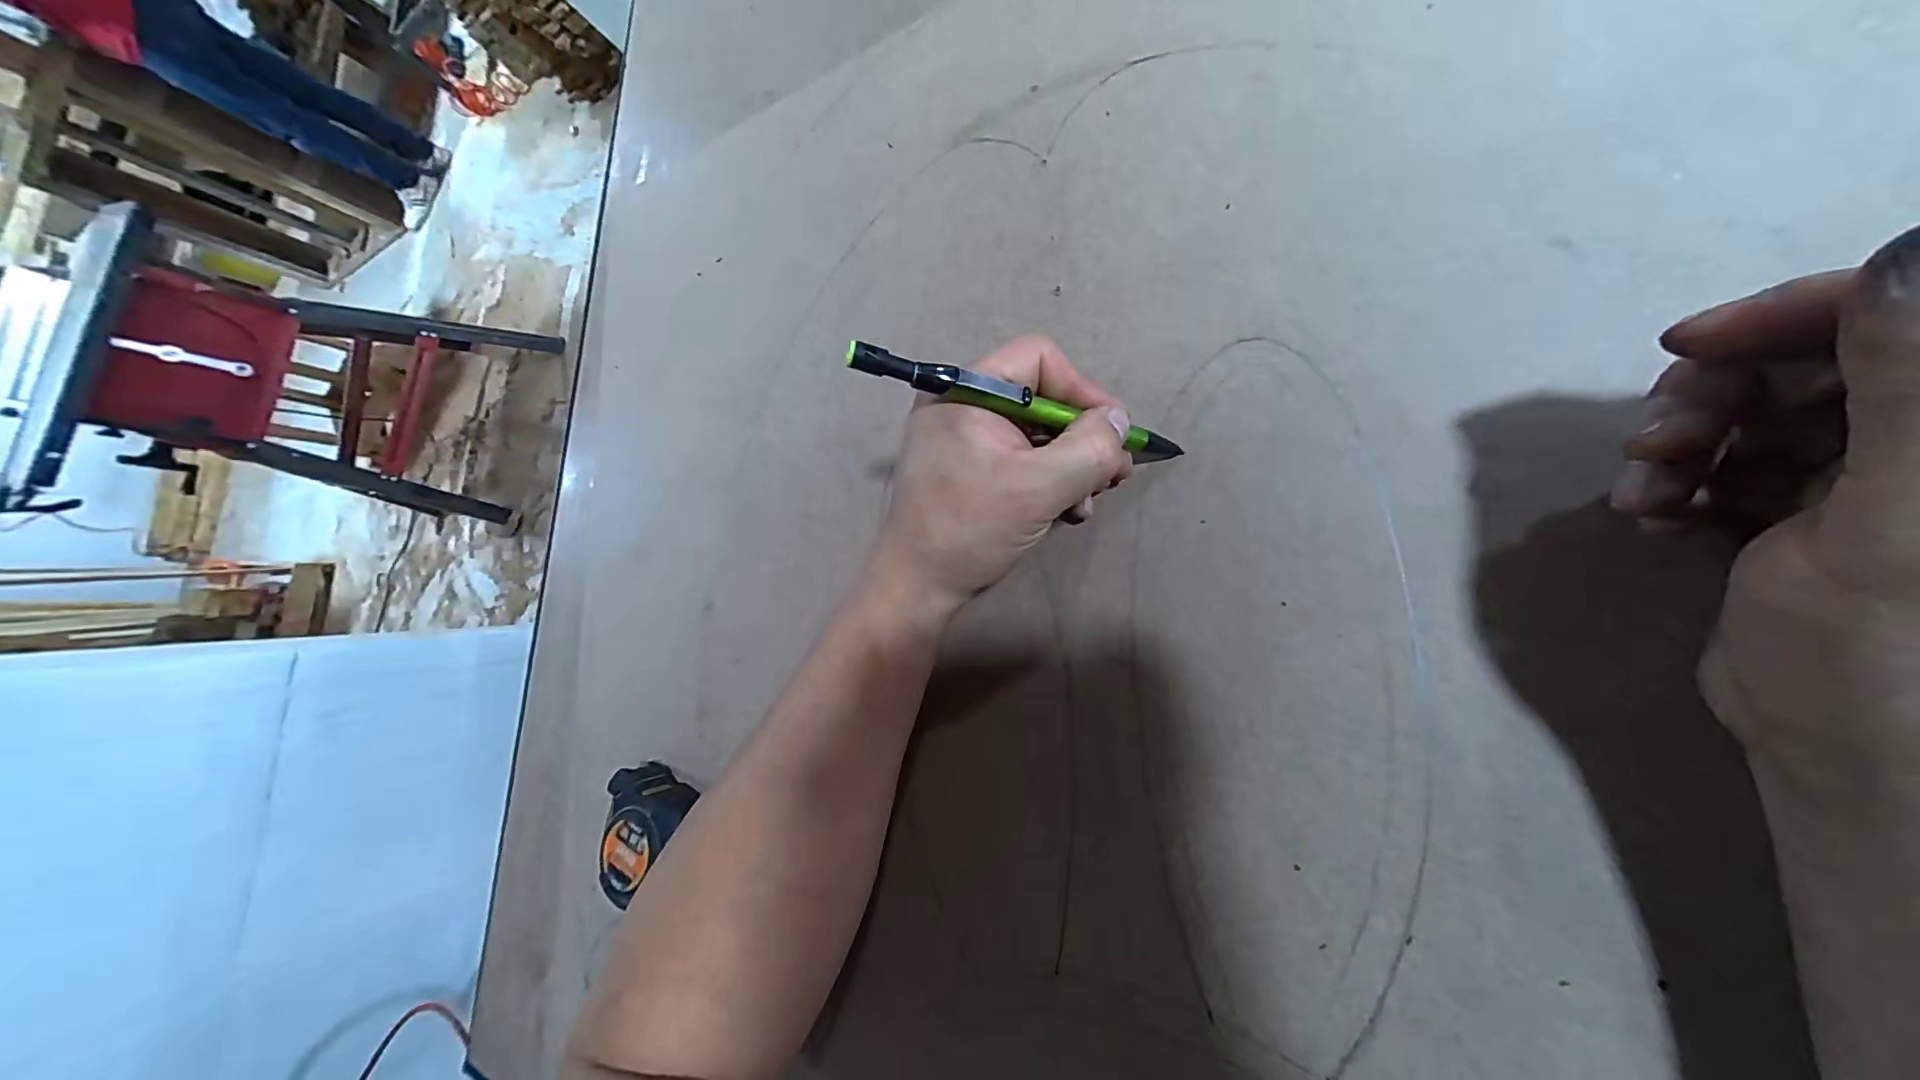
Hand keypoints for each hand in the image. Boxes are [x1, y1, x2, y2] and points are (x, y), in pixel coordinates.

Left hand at [866, 335, 1134, 617]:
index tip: (1113, 433)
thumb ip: (1089, 449)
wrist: (917, 588)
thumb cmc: (968, 531)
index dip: (1083, 391)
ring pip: (1039, 436)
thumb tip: (1119, 422)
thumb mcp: (1038, 489)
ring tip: (1085, 506)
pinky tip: (1066, 514)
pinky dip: (1051, 484)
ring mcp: (967, 441)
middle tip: (1114, 475)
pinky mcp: (972, 472)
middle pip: (1044, 400)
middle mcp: (964, 406)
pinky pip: (1023, 462)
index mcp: (966, 392)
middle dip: (1084, 439)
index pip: (1038, 359)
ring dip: (1073, 469)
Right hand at [1613, 227, 1919, 760]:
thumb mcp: (1892, 519)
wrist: (1841, 750)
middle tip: (1650, 443)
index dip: (1789, 313)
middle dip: (1710, 395)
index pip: (1896, 315)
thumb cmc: (1887, 648)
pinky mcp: (1804, 517)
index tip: (1683, 343)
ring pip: (1755, 416)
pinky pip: (1728, 468)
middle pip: (1808, 364)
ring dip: (1679, 447)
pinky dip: (1677, 484)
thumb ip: (1910, 388)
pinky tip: (1651, 516)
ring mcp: (1867, 479)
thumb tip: (1906, 255)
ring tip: (1639, 495)